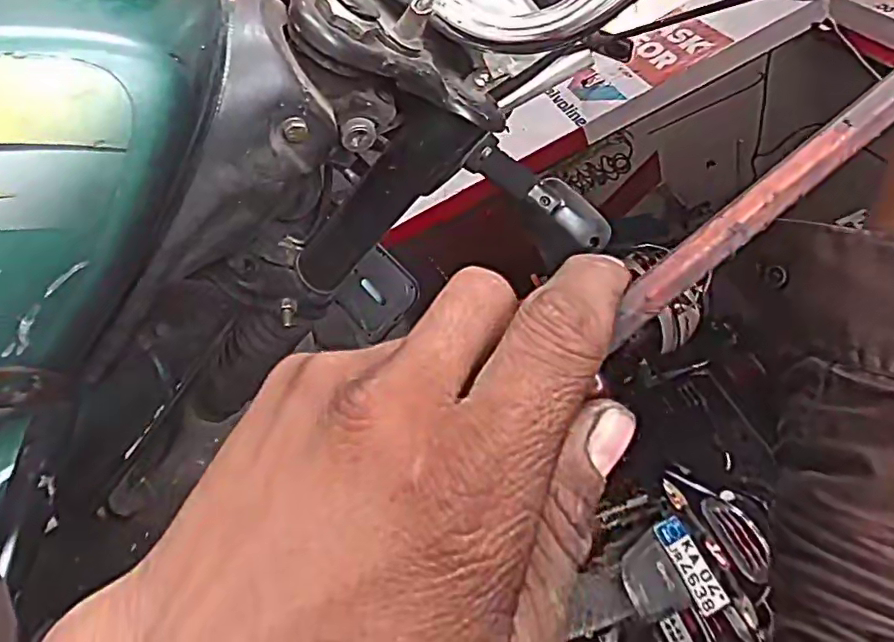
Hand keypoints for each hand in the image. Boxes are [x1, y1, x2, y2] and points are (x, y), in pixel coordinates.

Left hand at [47, 256, 637, 641]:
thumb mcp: (500, 623)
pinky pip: (366, 352)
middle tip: (516, 386)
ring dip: (445, 366)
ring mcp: (333, 382)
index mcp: (467, 474)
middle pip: (486, 294)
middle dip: (515, 325)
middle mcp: (394, 407)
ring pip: (425, 326)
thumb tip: (599, 427)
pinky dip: (384, 386)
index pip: (555, 333)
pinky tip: (365, 455)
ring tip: (423, 450)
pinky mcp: (289, 378)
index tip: (604, 285)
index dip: (594, 292)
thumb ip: (561, 509)